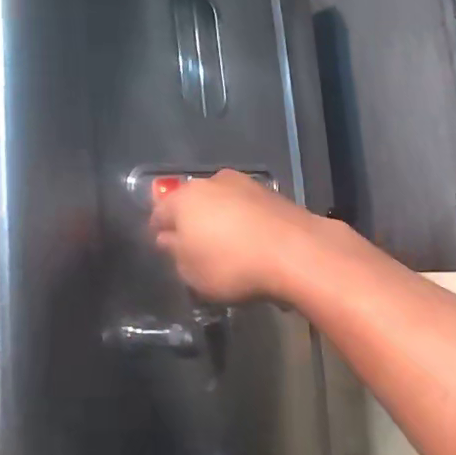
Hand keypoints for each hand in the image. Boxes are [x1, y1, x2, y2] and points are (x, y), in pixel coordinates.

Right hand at [148, 170, 323, 302]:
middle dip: (191, 222)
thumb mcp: (191, 272)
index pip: (159, 212)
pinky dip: (244, 222)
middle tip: (195, 248)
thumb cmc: (232, 265)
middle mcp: (212, 182)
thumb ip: (175, 253)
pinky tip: (251, 242)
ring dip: (220, 219)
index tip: (165, 249)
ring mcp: (245, 184)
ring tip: (227, 246)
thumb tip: (169, 238)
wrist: (297, 252)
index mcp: (184, 198)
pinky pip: (246, 209)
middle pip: (192, 202)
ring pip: (221, 202)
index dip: (158, 231)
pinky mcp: (272, 194)